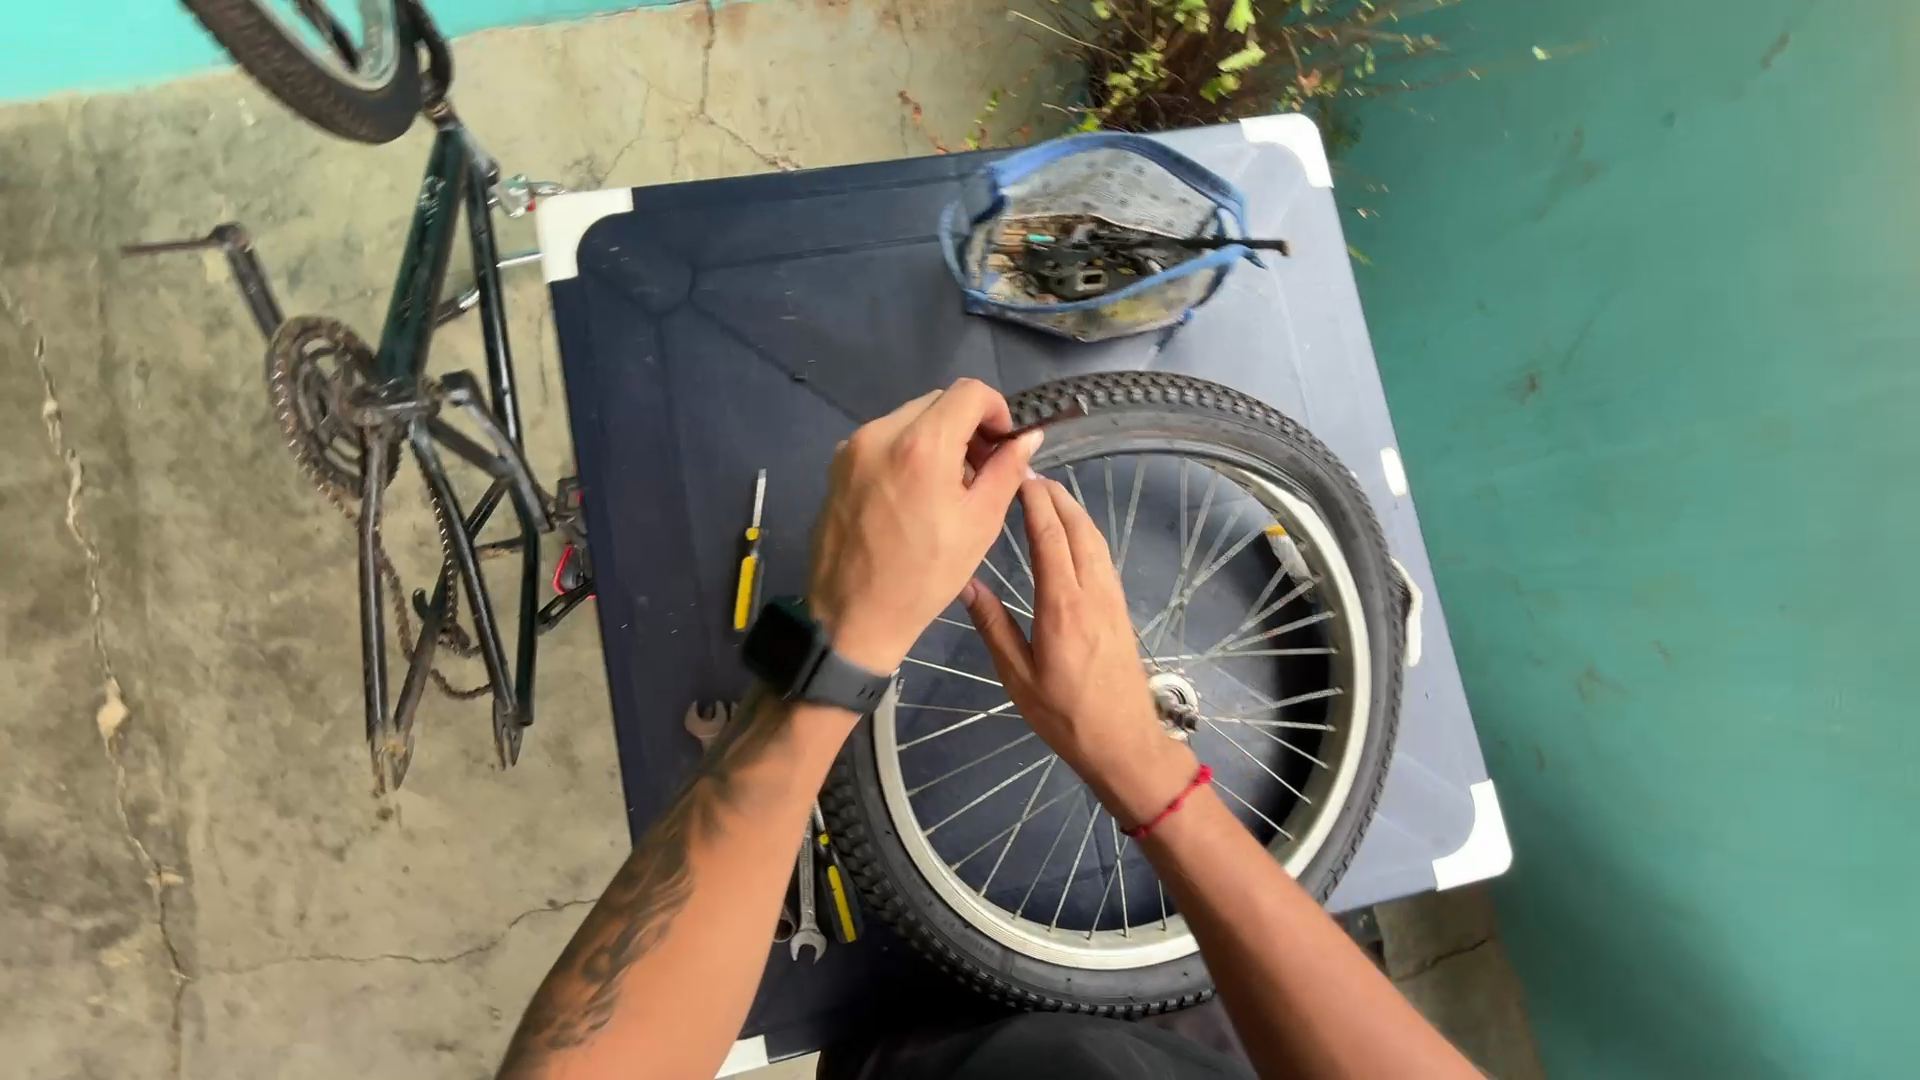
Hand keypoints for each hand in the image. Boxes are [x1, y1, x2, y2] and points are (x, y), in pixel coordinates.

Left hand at [809, 379, 1042, 674]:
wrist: (853, 616)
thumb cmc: (925, 576)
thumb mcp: (979, 524)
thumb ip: (1007, 470)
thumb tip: (1027, 437)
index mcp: (921, 444)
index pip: (970, 391)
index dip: (996, 411)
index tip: (1001, 446)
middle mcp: (880, 433)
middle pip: (938, 401)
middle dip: (966, 426)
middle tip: (979, 470)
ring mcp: (852, 448)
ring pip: (909, 419)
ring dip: (936, 438)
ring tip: (945, 487)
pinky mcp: (836, 466)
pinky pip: (882, 440)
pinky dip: (906, 452)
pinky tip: (912, 496)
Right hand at [962, 478, 1198, 828]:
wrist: (1124, 743)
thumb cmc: (1064, 715)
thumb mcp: (1017, 677)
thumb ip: (993, 627)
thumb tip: (966, 584)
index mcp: (1062, 606)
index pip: (1050, 537)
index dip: (1035, 502)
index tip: (1018, 476)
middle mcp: (1092, 593)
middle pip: (1078, 528)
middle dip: (1056, 496)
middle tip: (1029, 474)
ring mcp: (1111, 599)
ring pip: (1095, 539)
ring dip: (1073, 510)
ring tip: (1049, 493)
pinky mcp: (1120, 608)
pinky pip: (1102, 556)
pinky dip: (1086, 532)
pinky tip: (1073, 532)